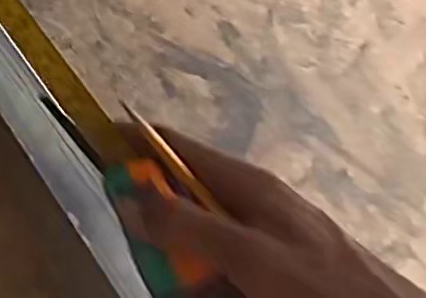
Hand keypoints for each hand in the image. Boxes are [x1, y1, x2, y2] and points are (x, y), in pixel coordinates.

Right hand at [118, 127, 425, 297]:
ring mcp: (267, 239)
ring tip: (180, 289)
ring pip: (201, 241)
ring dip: (184, 267)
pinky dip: (213, 283)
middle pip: (179, 199)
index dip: (128, 144)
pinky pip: (228, 270)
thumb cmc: (330, 288)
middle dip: (157, 228)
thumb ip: (187, 224)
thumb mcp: (253, 256)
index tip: (95, 159)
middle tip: (147, 259)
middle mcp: (250, 202)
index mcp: (243, 181)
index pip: (167, 143)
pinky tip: (213, 294)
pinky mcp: (279, 271)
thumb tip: (125, 195)